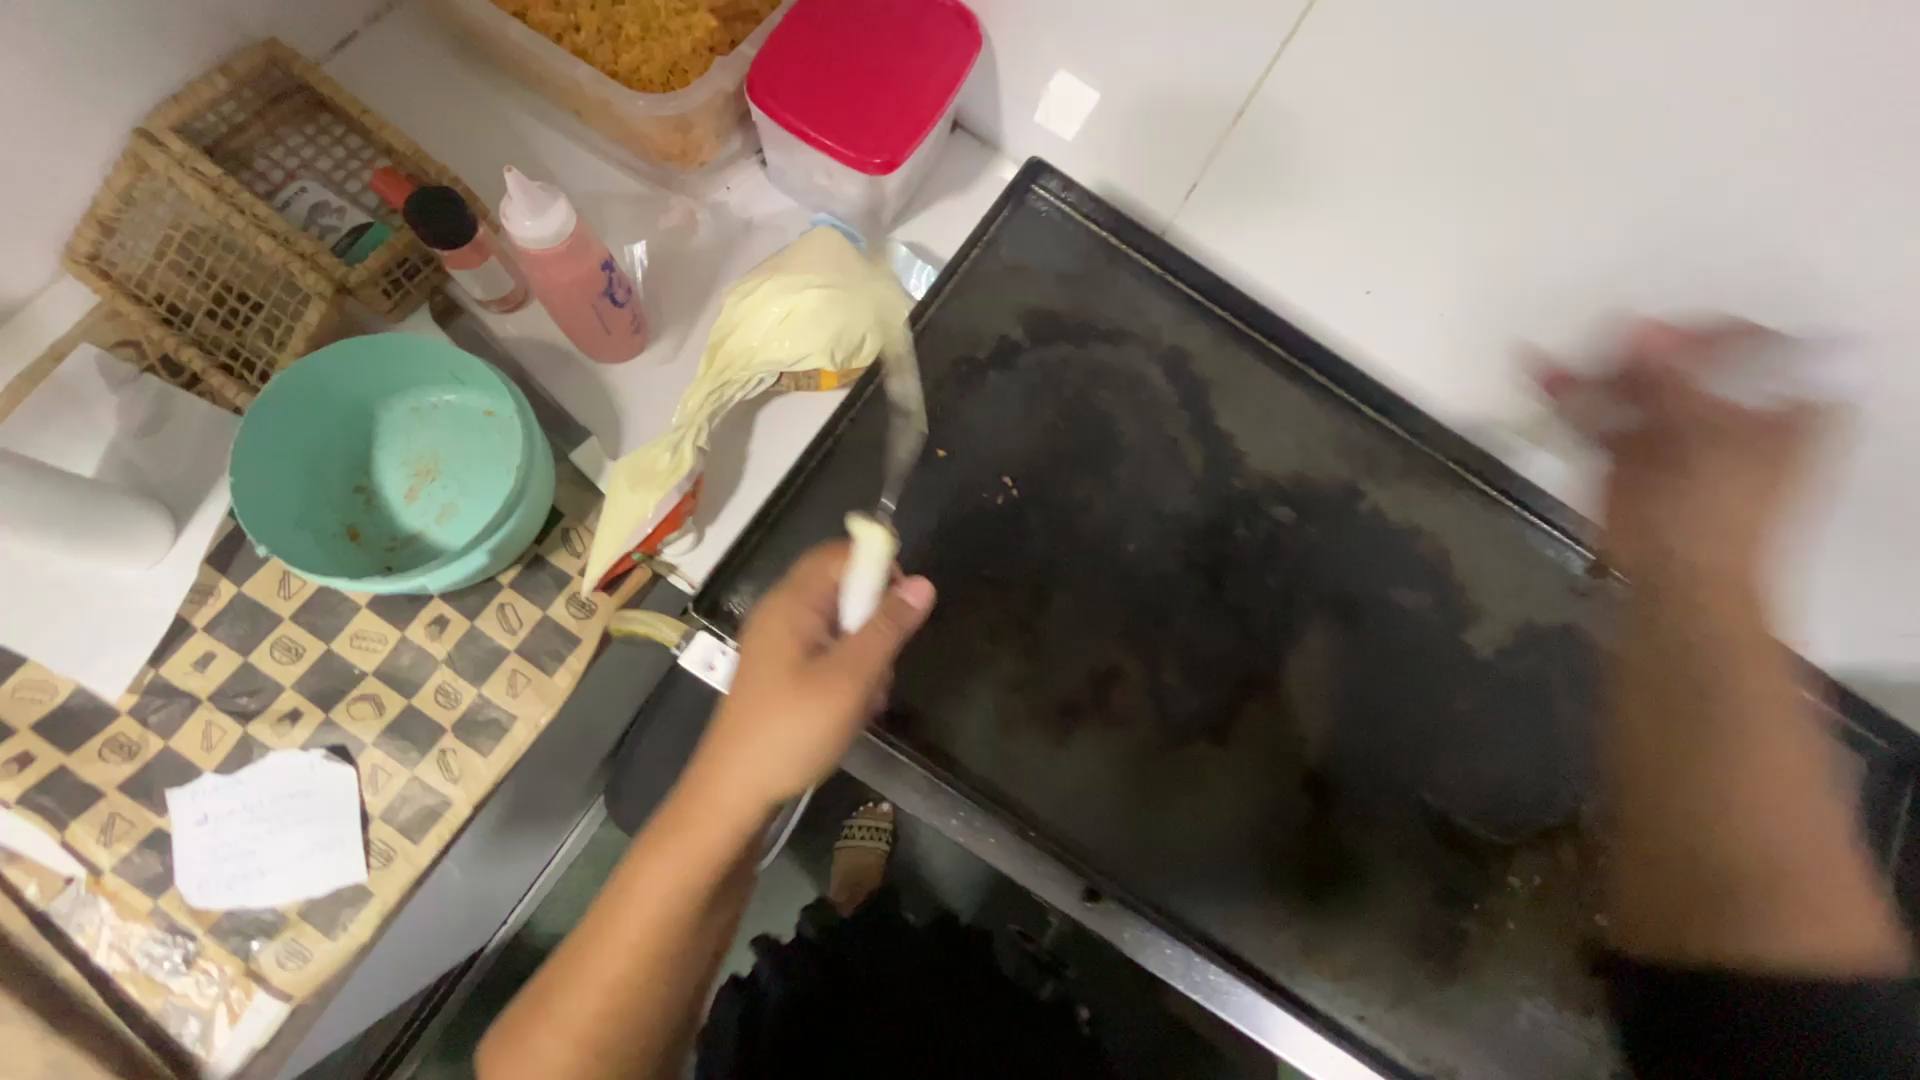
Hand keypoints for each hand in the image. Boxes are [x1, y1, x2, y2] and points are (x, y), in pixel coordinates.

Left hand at [687, 541, 935, 809]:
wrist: (735, 791)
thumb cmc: (792, 730)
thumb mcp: (851, 678)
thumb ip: (888, 627)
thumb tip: (924, 583)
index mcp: (792, 602)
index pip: (841, 553)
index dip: (879, 568)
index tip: (903, 609)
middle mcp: (783, 613)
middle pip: (845, 590)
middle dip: (876, 623)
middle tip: (882, 665)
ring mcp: (781, 644)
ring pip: (843, 626)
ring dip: (867, 656)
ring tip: (867, 698)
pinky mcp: (783, 672)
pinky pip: (828, 653)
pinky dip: (849, 674)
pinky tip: (853, 710)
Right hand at [1540, 319, 1826, 583]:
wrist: (1678, 586)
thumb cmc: (1709, 518)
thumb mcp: (1703, 444)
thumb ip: (1673, 384)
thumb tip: (1641, 332)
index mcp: (1787, 406)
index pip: (1751, 344)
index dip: (1702, 337)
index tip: (1653, 338)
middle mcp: (1735, 412)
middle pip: (1683, 365)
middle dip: (1634, 358)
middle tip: (1597, 352)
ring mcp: (1680, 435)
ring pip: (1635, 390)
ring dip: (1594, 375)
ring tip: (1551, 363)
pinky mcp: (1634, 456)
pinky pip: (1604, 418)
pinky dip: (1574, 401)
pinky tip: (1544, 378)